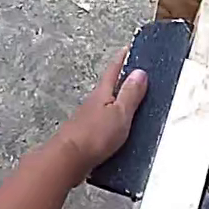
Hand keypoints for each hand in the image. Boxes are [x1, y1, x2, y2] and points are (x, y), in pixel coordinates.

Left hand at [50, 51, 146, 171]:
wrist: (68, 160)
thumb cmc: (94, 136)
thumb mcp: (120, 113)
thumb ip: (131, 94)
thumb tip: (140, 72)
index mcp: (103, 93)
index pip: (114, 70)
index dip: (122, 58)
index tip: (129, 48)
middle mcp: (93, 103)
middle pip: (109, 86)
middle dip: (120, 78)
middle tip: (132, 71)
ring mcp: (88, 119)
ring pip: (105, 103)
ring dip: (117, 99)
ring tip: (129, 99)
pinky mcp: (87, 135)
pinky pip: (103, 120)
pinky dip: (112, 118)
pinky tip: (118, 126)